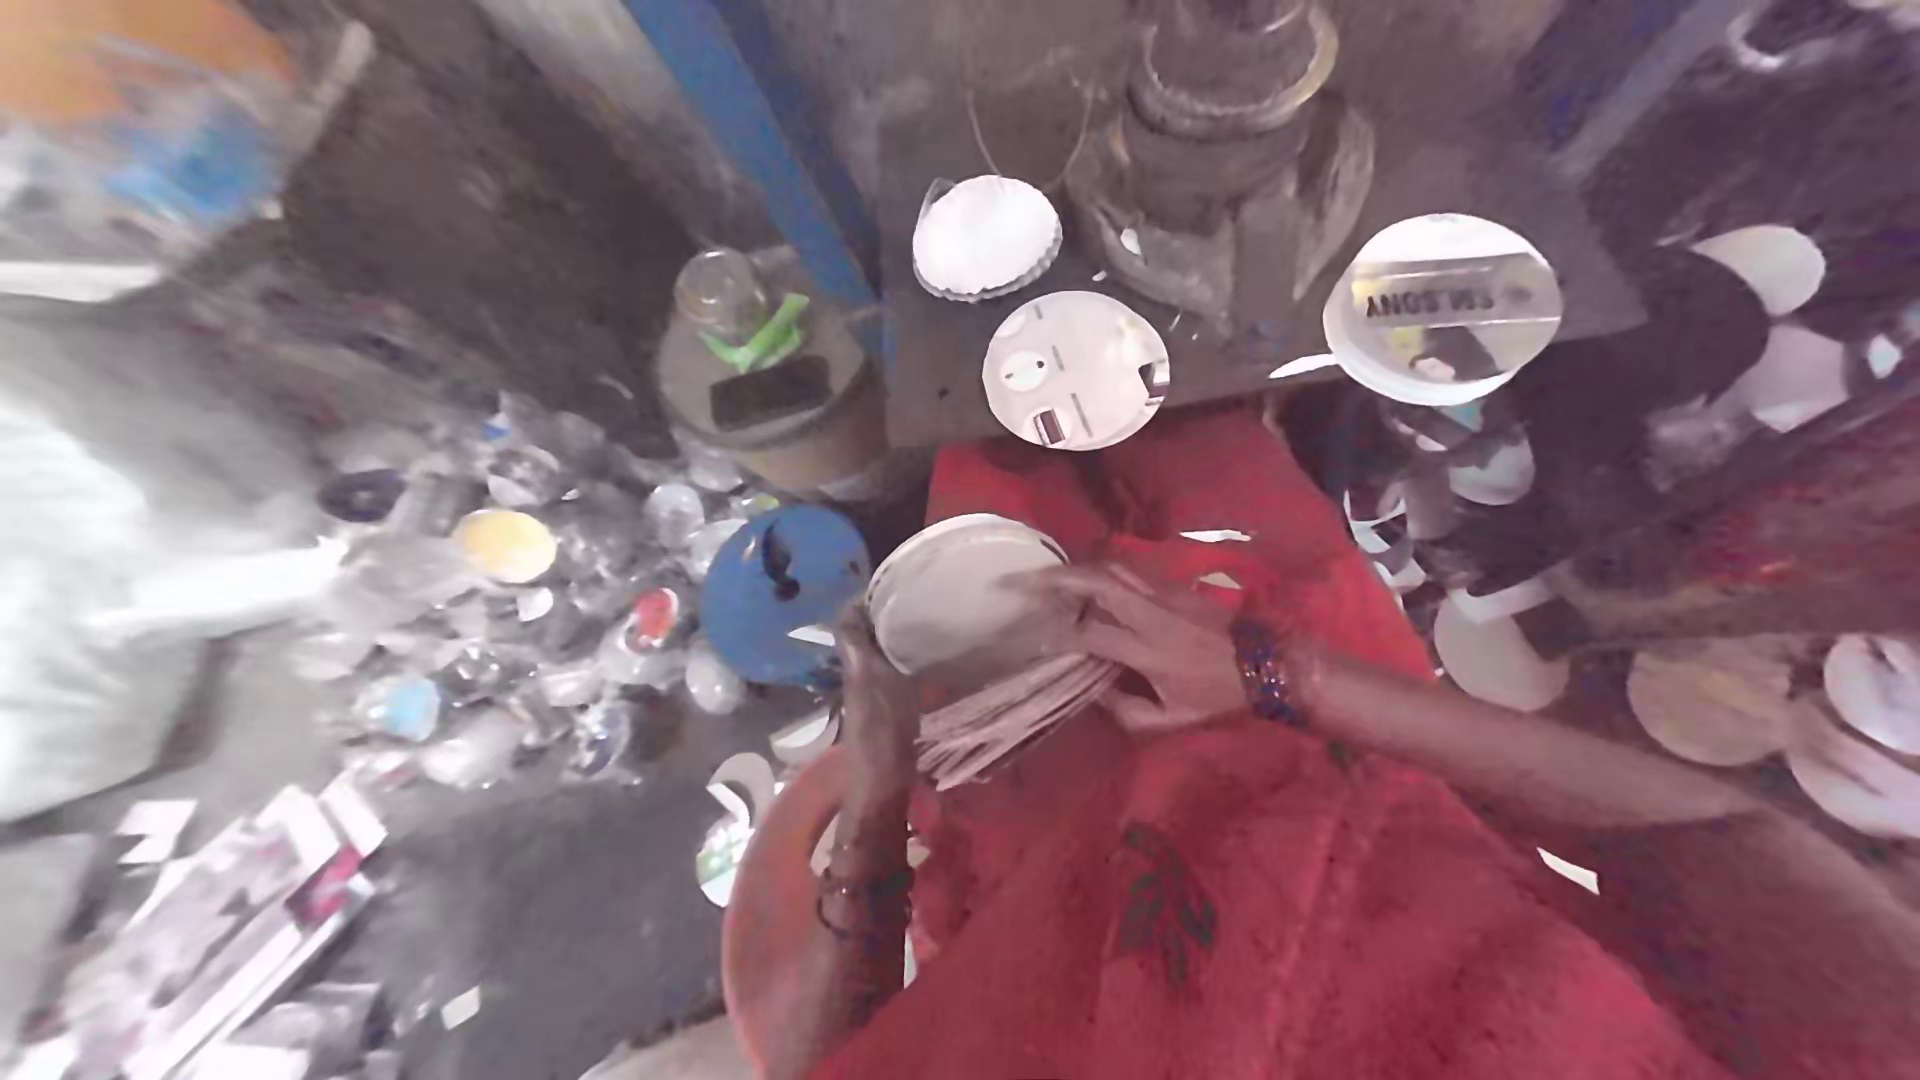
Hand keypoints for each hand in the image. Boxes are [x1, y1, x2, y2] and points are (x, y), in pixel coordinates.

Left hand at [834, 606, 918, 806]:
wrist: (884, 779)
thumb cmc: (884, 730)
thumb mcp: (878, 682)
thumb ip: (863, 647)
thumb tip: (857, 609)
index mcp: (854, 662)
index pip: (848, 621)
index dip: (861, 600)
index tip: (888, 584)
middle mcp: (858, 670)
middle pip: (862, 632)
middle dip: (880, 612)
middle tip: (911, 596)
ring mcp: (872, 687)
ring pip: (877, 647)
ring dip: (893, 631)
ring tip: (922, 616)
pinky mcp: (887, 701)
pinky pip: (892, 664)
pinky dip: (904, 651)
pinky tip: (926, 650)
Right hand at [1014, 565, 1244, 731]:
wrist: (1262, 664)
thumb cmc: (1215, 696)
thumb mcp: (1171, 718)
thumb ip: (1127, 712)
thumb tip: (1095, 692)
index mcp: (1147, 649)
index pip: (1091, 633)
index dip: (1060, 635)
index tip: (1036, 639)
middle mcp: (1150, 614)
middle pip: (1097, 583)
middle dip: (1057, 579)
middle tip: (1026, 580)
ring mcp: (1163, 594)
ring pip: (1112, 568)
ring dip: (1076, 569)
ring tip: (1048, 575)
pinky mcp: (1173, 586)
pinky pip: (1130, 570)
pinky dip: (1101, 569)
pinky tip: (1085, 575)